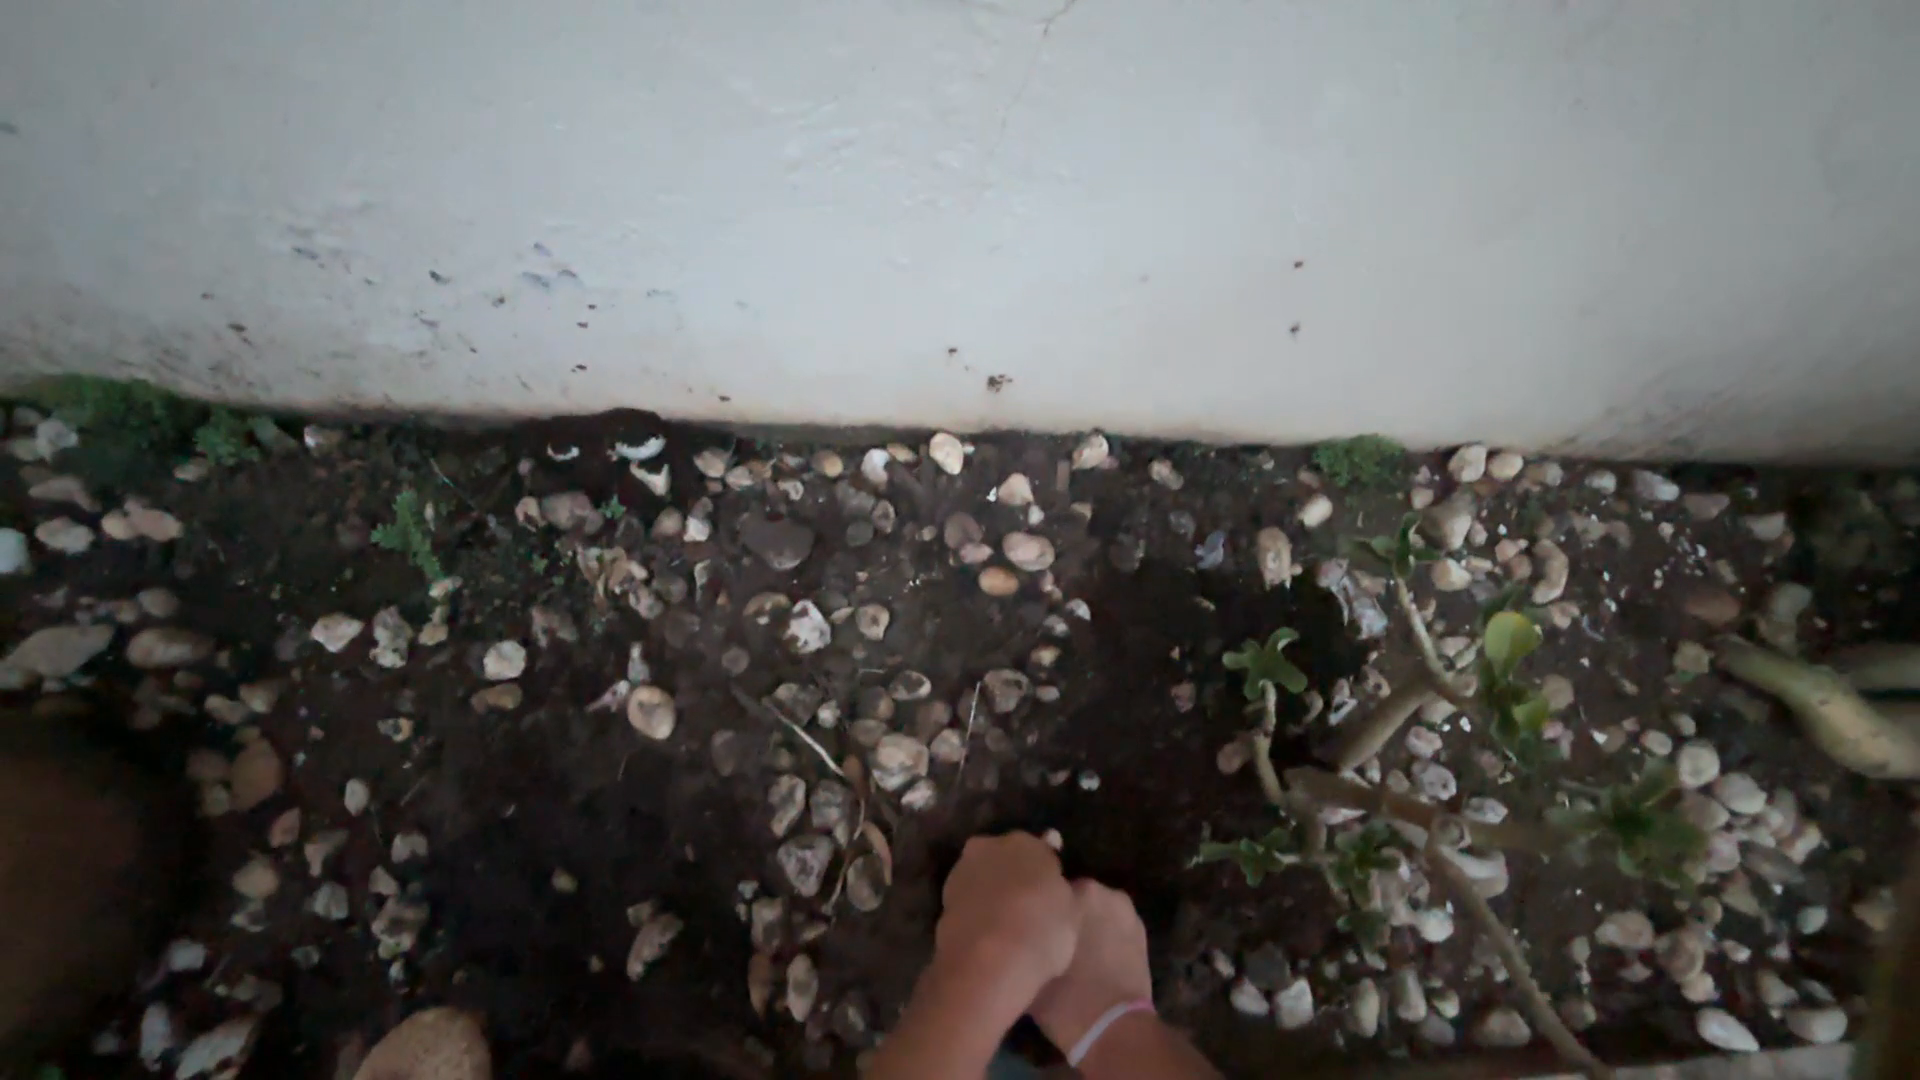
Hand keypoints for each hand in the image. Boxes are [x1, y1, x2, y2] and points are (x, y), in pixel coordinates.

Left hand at [932, 833, 1077, 998]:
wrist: (987, 963)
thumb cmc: (1041, 932)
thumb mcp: (1073, 915)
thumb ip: (1071, 890)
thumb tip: (1072, 881)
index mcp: (1025, 842)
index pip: (1041, 849)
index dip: (1047, 870)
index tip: (1052, 890)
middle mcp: (990, 846)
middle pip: (1007, 856)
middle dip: (1015, 872)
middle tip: (1028, 904)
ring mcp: (963, 871)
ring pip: (984, 875)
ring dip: (993, 889)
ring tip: (1006, 922)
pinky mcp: (944, 899)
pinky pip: (969, 899)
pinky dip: (977, 909)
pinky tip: (987, 932)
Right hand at [1029, 880, 1152, 1052]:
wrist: (1115, 1032)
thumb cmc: (1065, 999)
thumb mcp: (1030, 967)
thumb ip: (1024, 937)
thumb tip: (1015, 929)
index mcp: (1075, 891)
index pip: (1050, 887)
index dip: (1041, 905)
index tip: (1032, 921)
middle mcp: (1102, 891)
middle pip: (1075, 895)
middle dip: (1066, 911)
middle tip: (1052, 934)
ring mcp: (1126, 910)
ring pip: (1096, 908)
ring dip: (1087, 920)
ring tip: (1075, 947)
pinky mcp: (1141, 931)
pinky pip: (1115, 923)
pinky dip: (1106, 933)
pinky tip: (1096, 955)